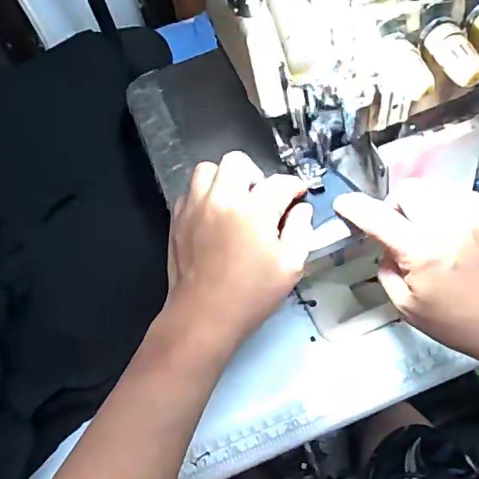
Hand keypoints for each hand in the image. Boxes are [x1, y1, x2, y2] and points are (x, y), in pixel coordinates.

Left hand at [164, 151, 314, 350]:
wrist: (203, 316)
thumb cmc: (251, 295)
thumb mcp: (290, 267)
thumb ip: (300, 231)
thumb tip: (301, 208)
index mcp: (253, 210)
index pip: (279, 183)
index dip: (293, 186)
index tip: (297, 195)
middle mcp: (221, 199)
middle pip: (238, 162)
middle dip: (256, 176)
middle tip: (263, 200)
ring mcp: (195, 206)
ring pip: (208, 170)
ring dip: (226, 180)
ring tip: (235, 202)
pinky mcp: (177, 218)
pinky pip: (190, 190)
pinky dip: (205, 195)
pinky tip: (215, 215)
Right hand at [333, 182, 478, 367]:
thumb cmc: (458, 323)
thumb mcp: (408, 308)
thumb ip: (387, 272)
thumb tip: (386, 250)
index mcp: (421, 250)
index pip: (377, 216)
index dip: (354, 207)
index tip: (343, 205)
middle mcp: (444, 223)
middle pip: (406, 191)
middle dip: (393, 206)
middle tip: (396, 232)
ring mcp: (469, 215)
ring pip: (431, 188)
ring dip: (417, 204)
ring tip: (421, 229)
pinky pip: (454, 194)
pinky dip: (441, 204)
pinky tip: (443, 226)